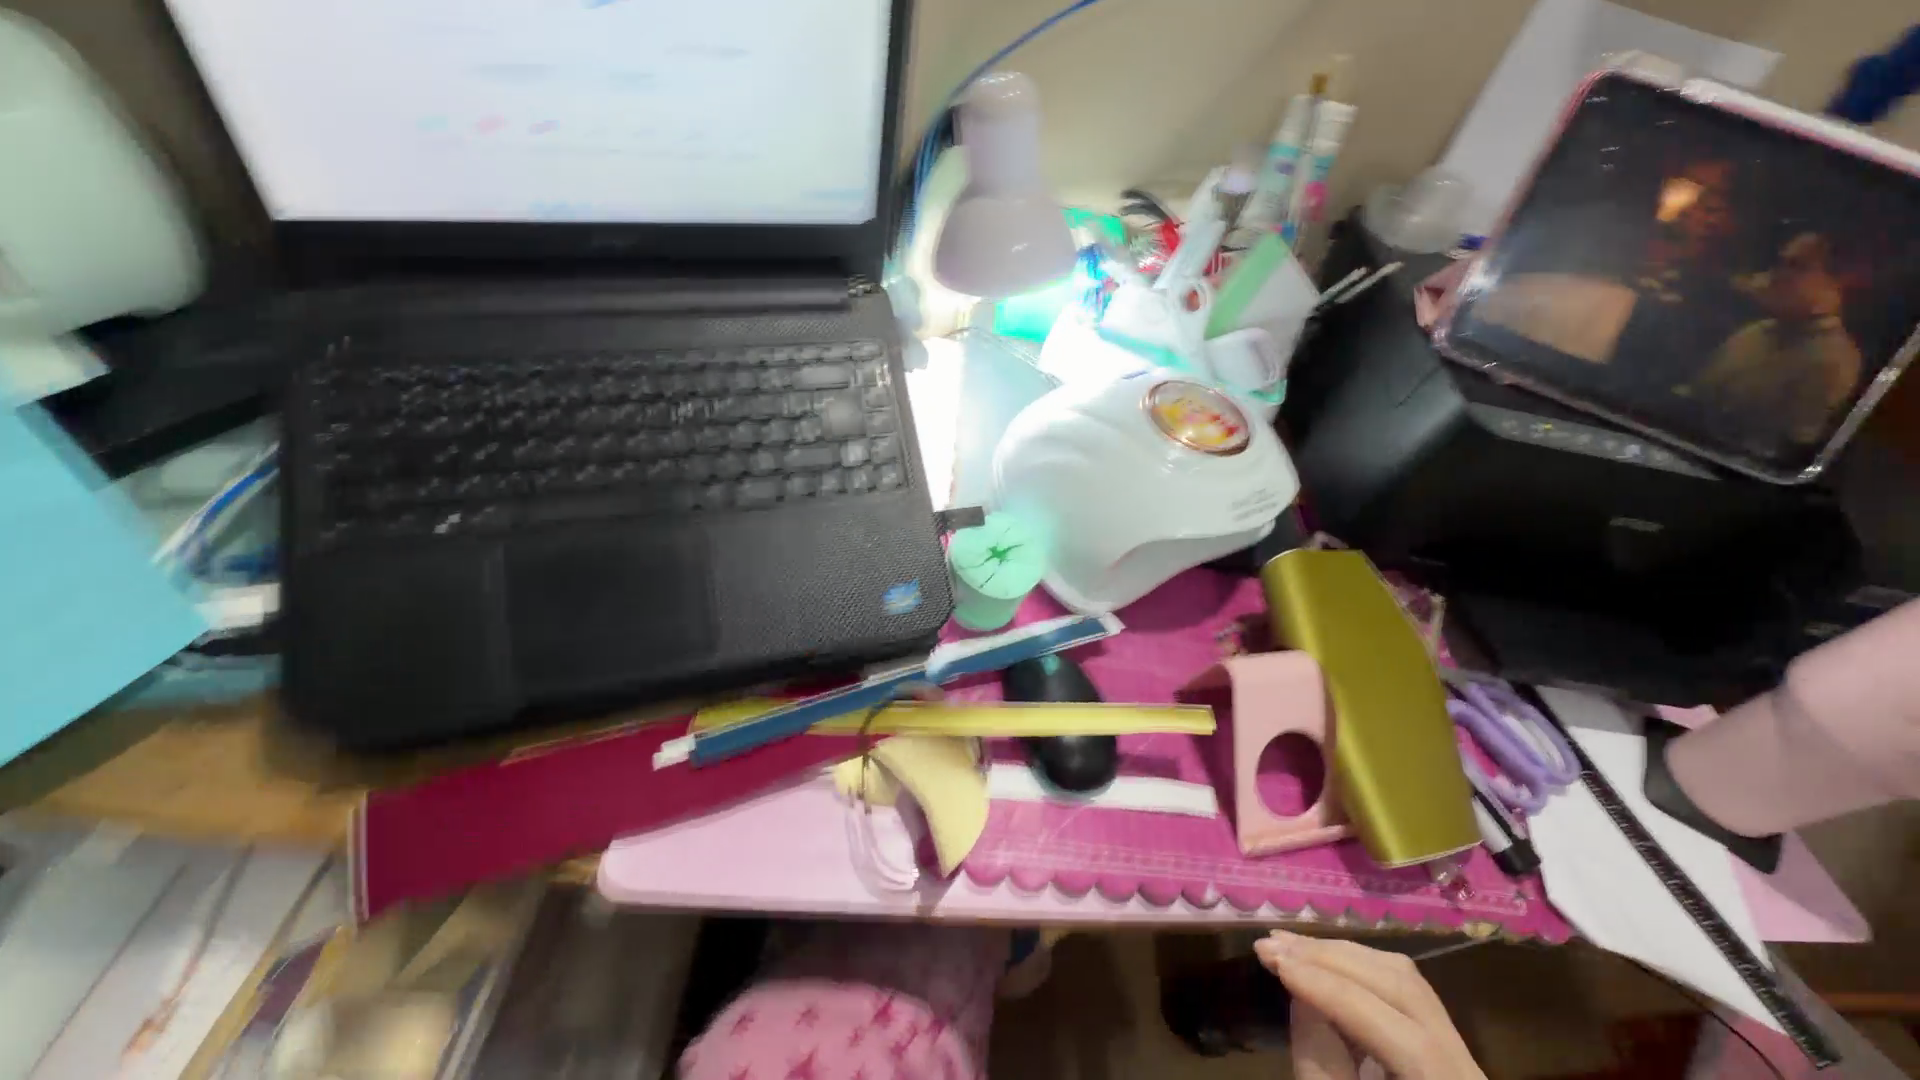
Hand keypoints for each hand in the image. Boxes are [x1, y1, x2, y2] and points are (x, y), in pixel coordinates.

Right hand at [1254, 930, 1485, 1079]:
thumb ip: (1319, 1057)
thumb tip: (1302, 989)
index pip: (1400, 1034)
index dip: (1333, 993)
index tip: (1275, 963)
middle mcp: (1470, 1073)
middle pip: (1404, 991)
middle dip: (1331, 961)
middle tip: (1270, 944)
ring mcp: (1464, 1056)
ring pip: (1404, 980)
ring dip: (1338, 955)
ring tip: (1285, 946)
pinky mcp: (1445, 1046)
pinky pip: (1402, 990)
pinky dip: (1355, 968)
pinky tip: (1317, 962)